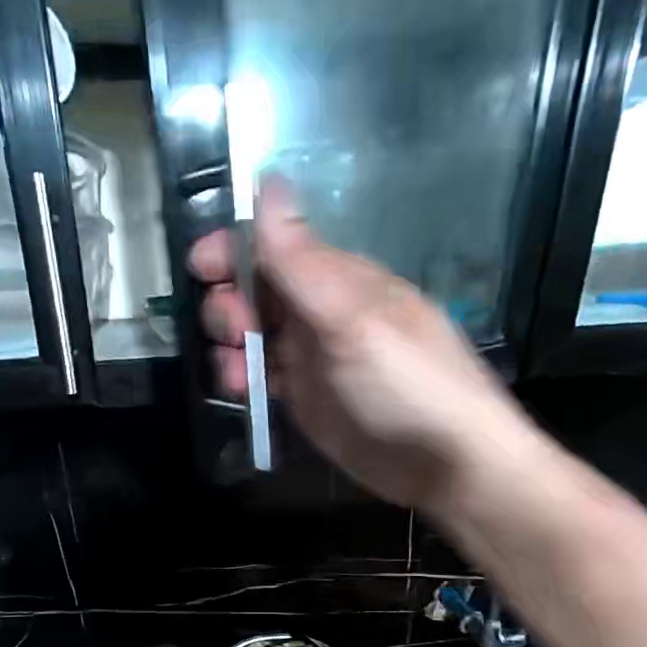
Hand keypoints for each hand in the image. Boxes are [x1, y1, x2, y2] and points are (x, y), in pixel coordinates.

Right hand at [189, 182, 532, 509]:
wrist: (445, 464)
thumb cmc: (406, 383)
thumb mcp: (352, 319)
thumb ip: (303, 261)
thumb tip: (268, 183)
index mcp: (338, 279)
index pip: (275, 247)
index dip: (234, 249)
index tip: (201, 267)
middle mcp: (321, 313)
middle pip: (257, 292)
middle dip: (231, 305)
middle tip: (235, 333)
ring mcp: (312, 358)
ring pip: (254, 337)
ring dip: (231, 346)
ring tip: (234, 373)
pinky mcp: (306, 399)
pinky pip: (262, 378)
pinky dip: (243, 380)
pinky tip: (240, 391)